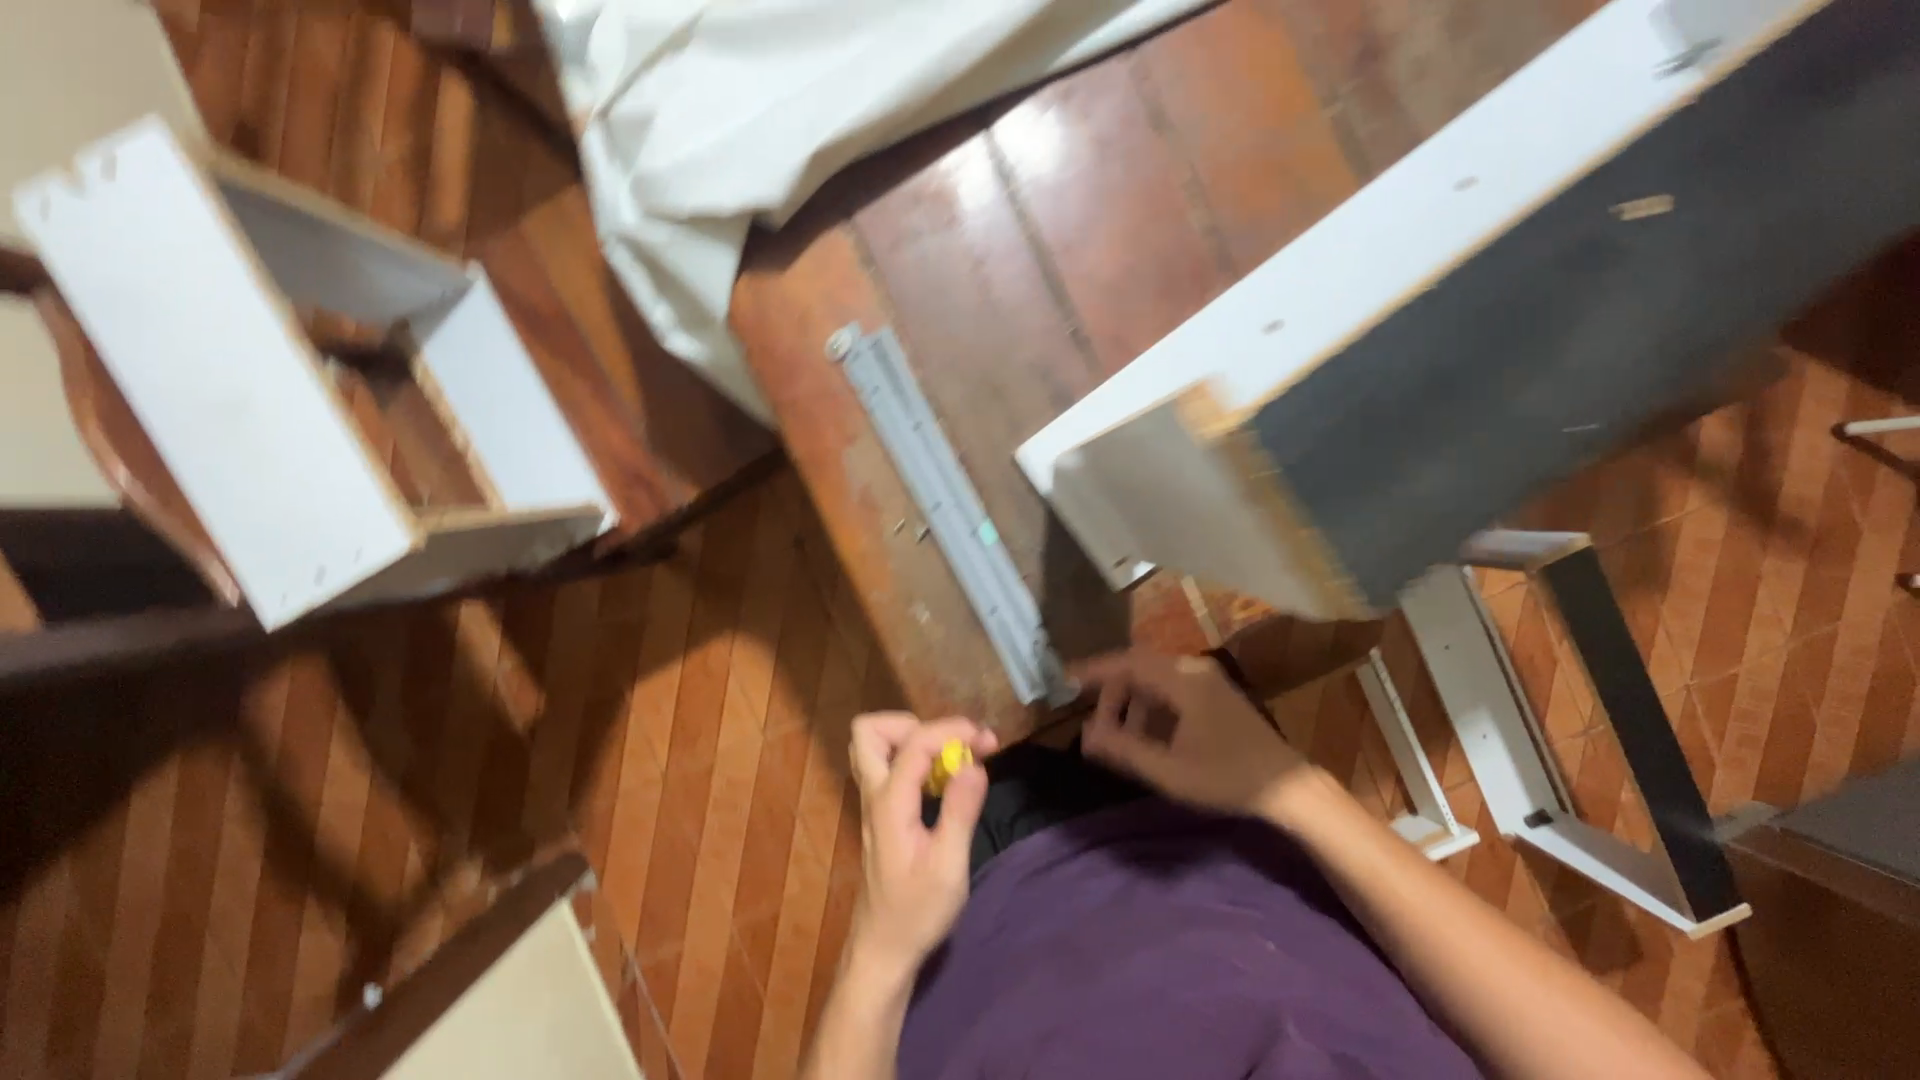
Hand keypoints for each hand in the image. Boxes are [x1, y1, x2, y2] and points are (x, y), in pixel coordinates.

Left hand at [844, 713, 997, 976]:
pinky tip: (944, 780)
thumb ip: (960, 811)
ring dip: (912, 739)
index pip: (914, 743)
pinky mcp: (881, 814)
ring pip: (874, 747)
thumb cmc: (917, 913)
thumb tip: (974, 763)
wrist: (883, 950)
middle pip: (870, 732)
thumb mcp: (948, 867)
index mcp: (889, 804)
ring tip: (952, 757)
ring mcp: (873, 804)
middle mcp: (874, 796)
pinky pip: (887, 766)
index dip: (950, 730)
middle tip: (952, 745)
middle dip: (914, 725)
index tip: (986, 739)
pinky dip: (913, 758)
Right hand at [1078, 650, 1332, 825]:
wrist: (1289, 789)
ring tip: (1123, 739)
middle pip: (1140, 668)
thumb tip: (1085, 734)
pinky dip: (1152, 707)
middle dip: (1113, 694)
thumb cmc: (1227, 778)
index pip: (1127, 663)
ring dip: (1133, 704)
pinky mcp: (1218, 696)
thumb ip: (1124, 750)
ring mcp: (1209, 681)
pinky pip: (1173, 689)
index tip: (1065, 679)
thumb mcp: (1169, 771)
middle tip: (1099, 728)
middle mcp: (1195, 670)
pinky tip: (1150, 738)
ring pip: (1156, 680)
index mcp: (1183, 681)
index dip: (1094, 670)